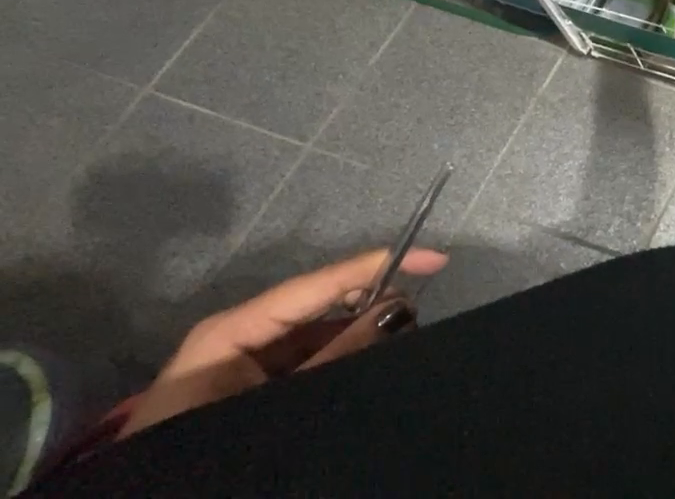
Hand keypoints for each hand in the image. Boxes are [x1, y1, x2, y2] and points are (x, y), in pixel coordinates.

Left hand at [118, 248, 446, 438]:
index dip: (380, 265)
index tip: (436, 258)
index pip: (321, 282)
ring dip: (361, 335)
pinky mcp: (252, 382)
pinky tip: (369, 361)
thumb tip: (401, 306)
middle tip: (414, 321)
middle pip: (324, 304)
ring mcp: (245, 358)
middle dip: (372, 305)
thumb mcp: (279, 398)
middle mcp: (241, 333)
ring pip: (321, 332)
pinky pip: (310, 356)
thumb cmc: (207, 448)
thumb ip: (341, 352)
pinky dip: (343, 355)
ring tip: (398, 343)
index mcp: (234, 328)